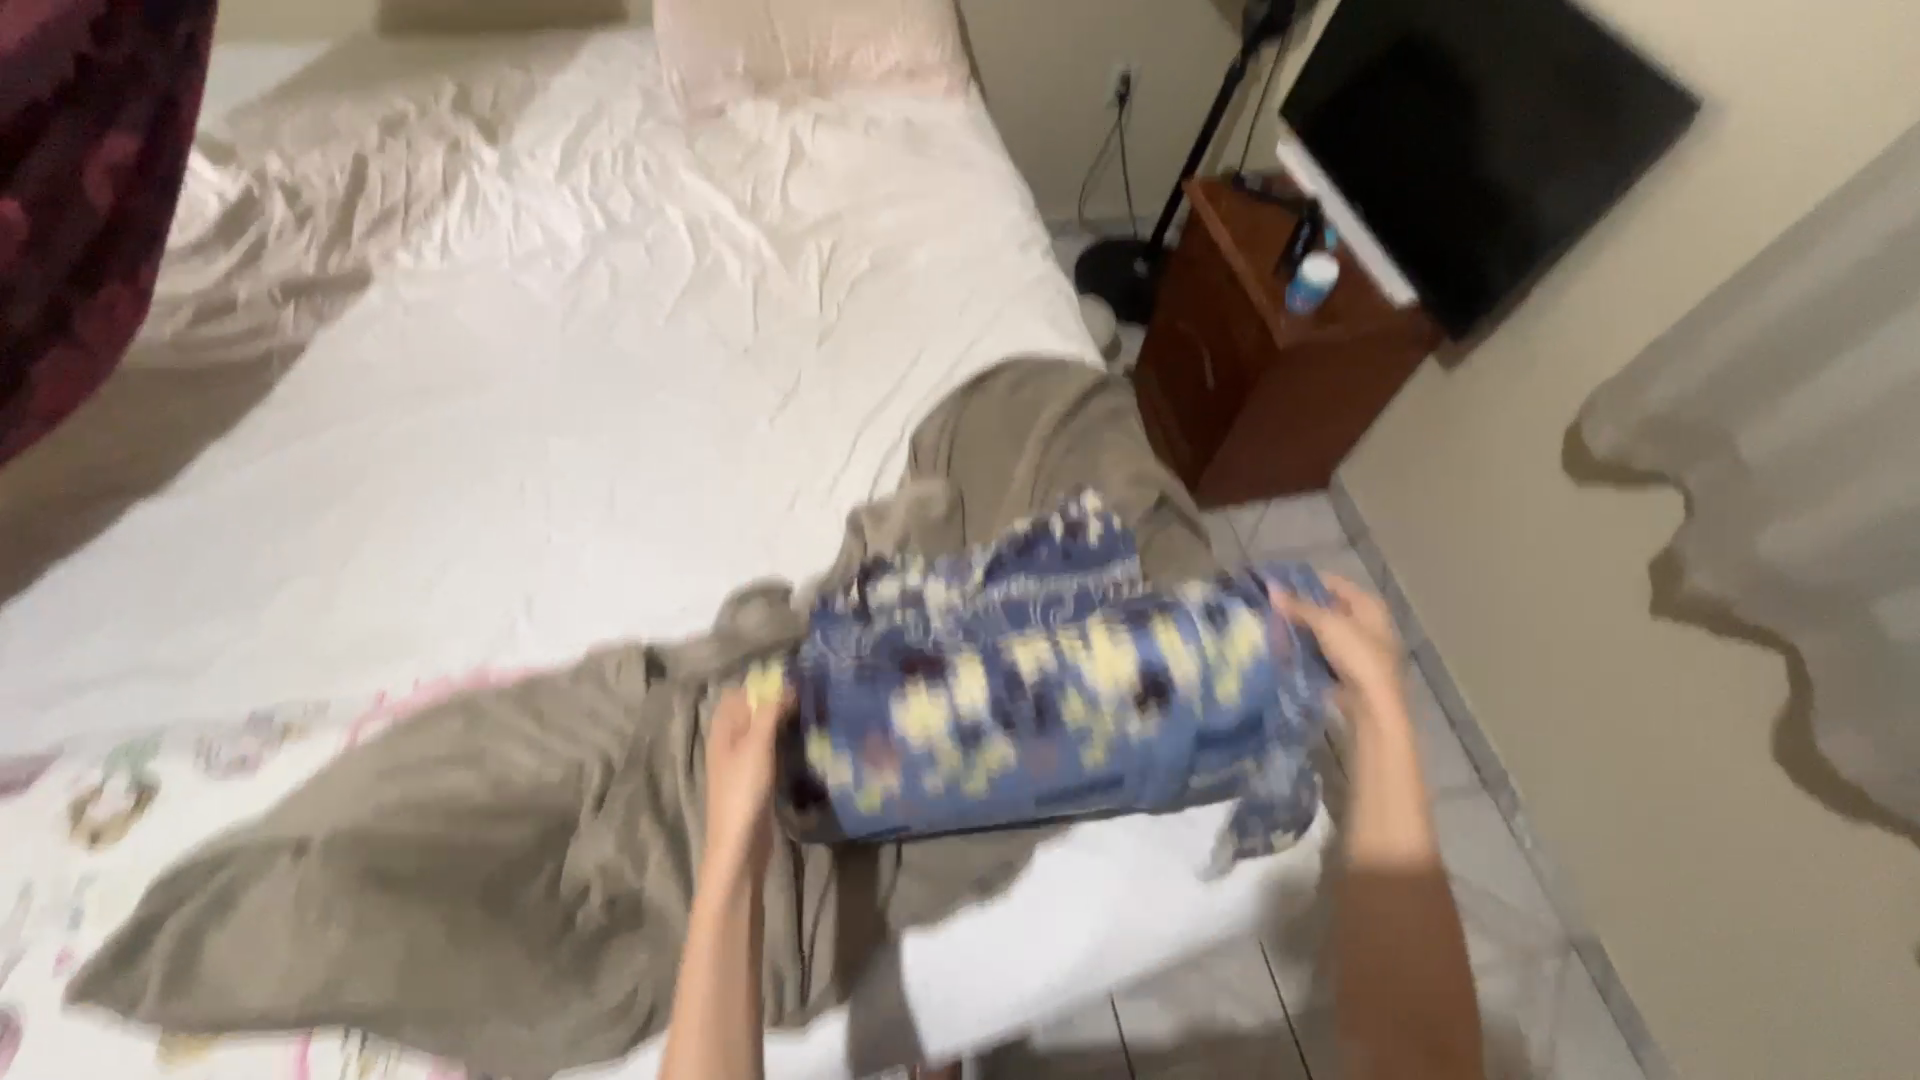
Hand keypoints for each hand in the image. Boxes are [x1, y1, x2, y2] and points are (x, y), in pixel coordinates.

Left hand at [703, 684, 792, 872]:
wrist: (740, 844)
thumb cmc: (743, 791)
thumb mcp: (757, 745)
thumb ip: (770, 711)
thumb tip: (786, 683)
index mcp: (722, 731)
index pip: (738, 694)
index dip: (761, 683)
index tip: (791, 677)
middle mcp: (730, 743)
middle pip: (751, 711)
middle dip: (775, 700)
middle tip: (808, 693)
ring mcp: (743, 762)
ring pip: (762, 731)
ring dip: (782, 720)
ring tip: (810, 711)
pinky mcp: (757, 779)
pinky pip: (770, 749)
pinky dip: (784, 741)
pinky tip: (804, 741)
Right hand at [1270, 575, 1406, 727]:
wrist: (1372, 705)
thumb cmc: (1357, 655)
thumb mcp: (1326, 624)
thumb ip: (1299, 605)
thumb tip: (1271, 588)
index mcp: (1369, 605)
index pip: (1334, 582)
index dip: (1307, 580)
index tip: (1277, 581)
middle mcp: (1365, 622)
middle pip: (1326, 607)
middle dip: (1299, 606)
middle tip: (1269, 604)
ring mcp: (1356, 647)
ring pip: (1320, 631)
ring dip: (1298, 628)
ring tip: (1269, 624)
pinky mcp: (1345, 668)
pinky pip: (1319, 651)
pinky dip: (1303, 648)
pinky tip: (1281, 646)